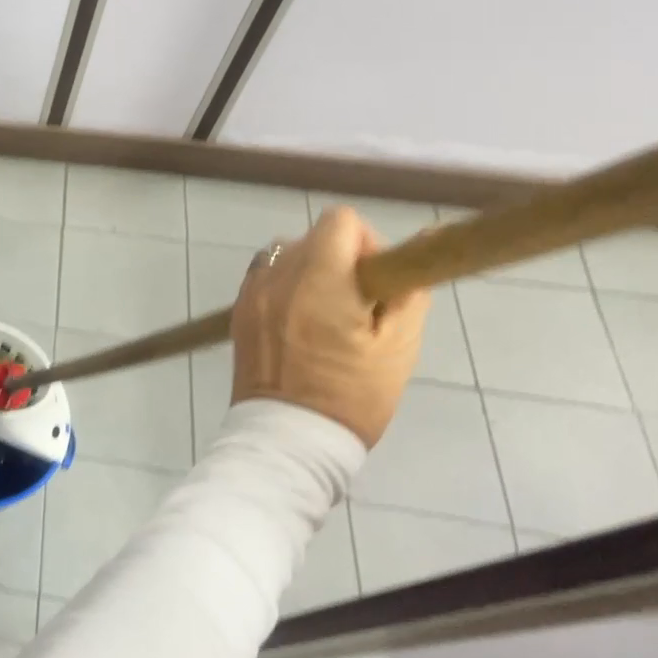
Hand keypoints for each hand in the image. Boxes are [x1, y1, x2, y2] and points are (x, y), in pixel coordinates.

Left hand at [229, 206, 429, 446]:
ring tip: (327, 313)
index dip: (367, 242)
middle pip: (311, 237)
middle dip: (340, 258)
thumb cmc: (352, 395)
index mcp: (317, 280)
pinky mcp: (237, 314)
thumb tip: (421, 244)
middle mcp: (275, 278)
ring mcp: (250, 295)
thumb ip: (406, 289)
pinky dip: (285, 287)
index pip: (339, 221)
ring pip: (284, 255)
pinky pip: (263, 278)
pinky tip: (300, 322)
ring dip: (309, 271)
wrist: (289, 435)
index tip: (376, 281)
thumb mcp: (399, 344)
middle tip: (358, 303)